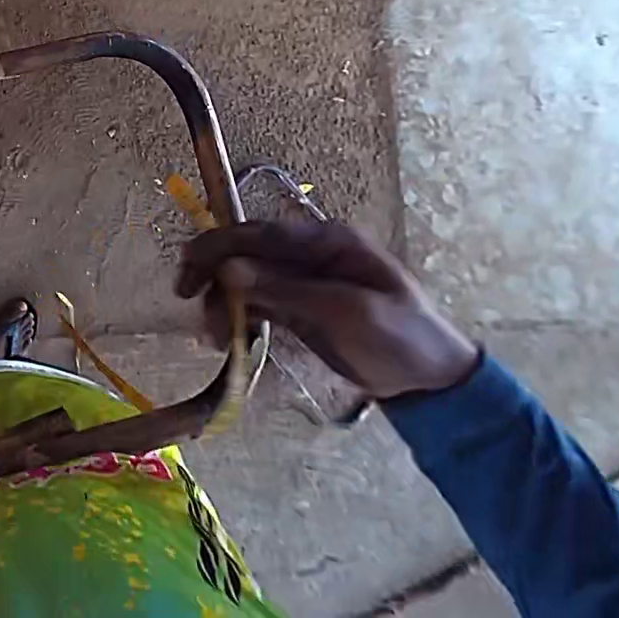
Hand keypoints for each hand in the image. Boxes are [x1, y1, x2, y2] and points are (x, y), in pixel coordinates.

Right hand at [177, 220, 478, 399]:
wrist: (434, 385)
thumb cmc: (402, 338)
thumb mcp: (348, 312)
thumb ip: (285, 289)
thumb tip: (227, 270)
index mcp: (325, 240)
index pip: (258, 232)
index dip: (218, 244)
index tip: (188, 264)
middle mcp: (304, 253)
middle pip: (240, 251)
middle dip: (210, 273)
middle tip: (185, 295)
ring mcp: (296, 278)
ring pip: (239, 278)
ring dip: (220, 302)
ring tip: (214, 335)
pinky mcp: (290, 304)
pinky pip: (250, 302)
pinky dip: (233, 316)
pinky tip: (226, 338)